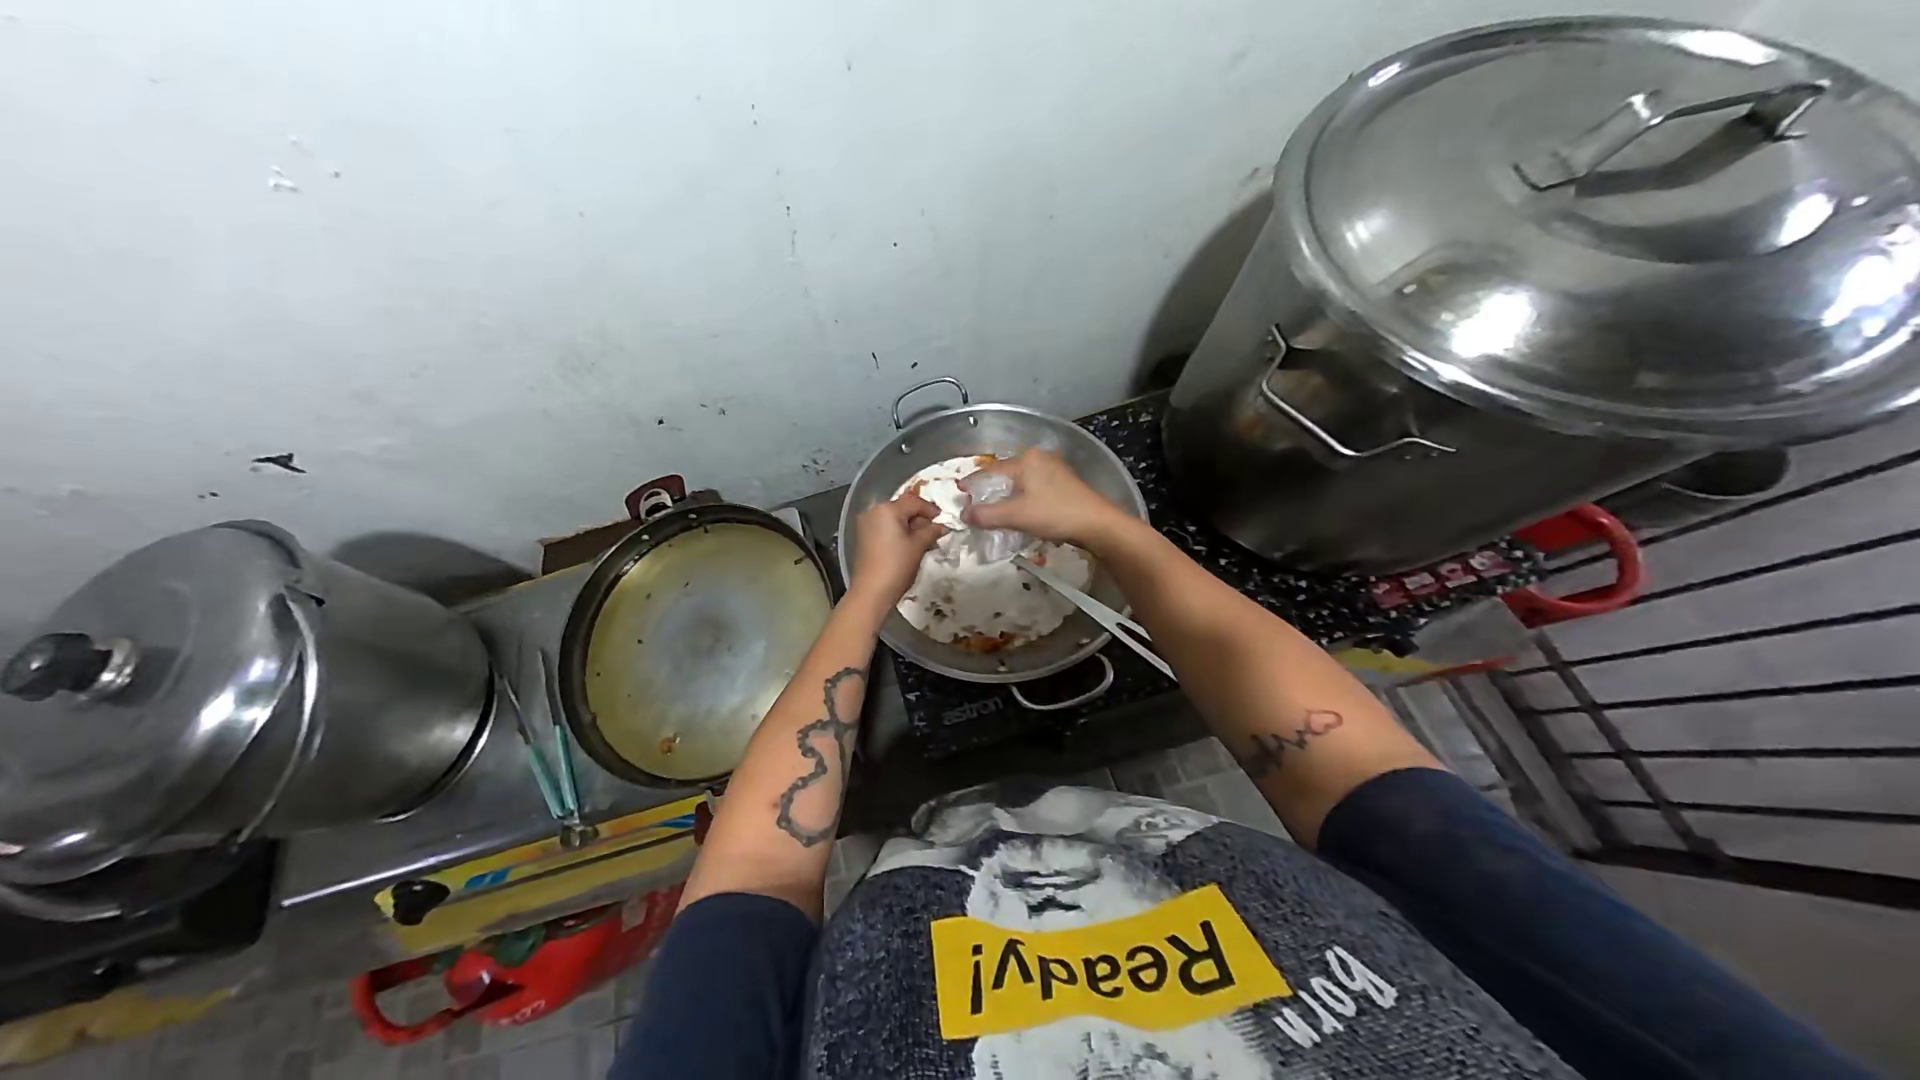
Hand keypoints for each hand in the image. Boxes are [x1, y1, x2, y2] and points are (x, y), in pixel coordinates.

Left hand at [847, 492, 945, 608]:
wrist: (871, 591)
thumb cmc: (896, 566)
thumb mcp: (918, 546)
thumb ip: (931, 531)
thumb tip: (942, 526)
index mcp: (887, 509)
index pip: (913, 502)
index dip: (930, 509)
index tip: (943, 518)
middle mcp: (873, 511)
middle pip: (902, 508)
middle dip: (919, 518)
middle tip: (934, 531)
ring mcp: (865, 524)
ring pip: (893, 518)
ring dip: (909, 525)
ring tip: (924, 539)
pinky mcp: (863, 536)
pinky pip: (884, 527)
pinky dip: (898, 532)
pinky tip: (909, 544)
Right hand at [961, 449, 1130, 547]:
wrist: (1098, 524)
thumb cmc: (1056, 514)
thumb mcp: (1016, 516)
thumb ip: (986, 515)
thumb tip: (964, 514)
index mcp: (1026, 460)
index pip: (990, 470)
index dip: (973, 484)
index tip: (960, 495)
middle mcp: (1039, 457)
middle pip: (1005, 474)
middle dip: (990, 490)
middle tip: (977, 507)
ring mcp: (1054, 468)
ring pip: (1020, 481)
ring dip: (1007, 496)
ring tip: (996, 513)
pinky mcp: (1063, 482)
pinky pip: (1034, 487)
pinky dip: (1023, 498)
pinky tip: (1021, 512)